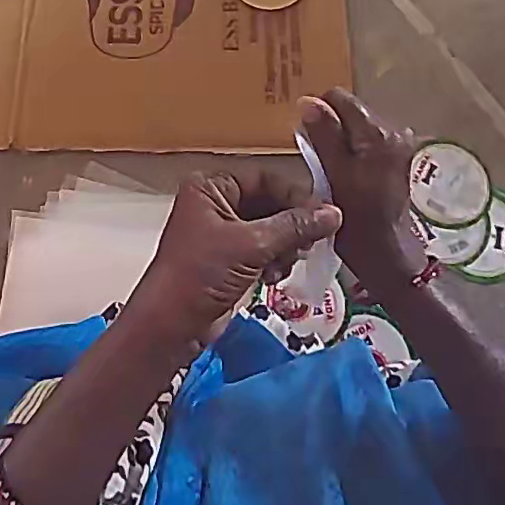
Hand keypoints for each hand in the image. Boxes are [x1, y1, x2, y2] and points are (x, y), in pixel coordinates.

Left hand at [122, 170, 341, 350]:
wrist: (170, 326)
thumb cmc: (202, 273)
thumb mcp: (251, 245)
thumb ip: (294, 227)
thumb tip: (334, 213)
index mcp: (211, 187)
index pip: (264, 179)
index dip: (295, 196)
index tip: (324, 214)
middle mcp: (216, 203)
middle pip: (269, 205)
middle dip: (290, 227)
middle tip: (310, 244)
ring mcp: (222, 232)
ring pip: (270, 229)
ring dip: (284, 247)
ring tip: (285, 264)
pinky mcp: (228, 259)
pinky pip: (263, 250)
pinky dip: (274, 261)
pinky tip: (274, 276)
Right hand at [299, 89, 427, 298]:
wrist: (388, 253)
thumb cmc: (356, 217)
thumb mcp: (334, 174)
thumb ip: (323, 134)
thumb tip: (308, 101)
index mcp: (376, 132)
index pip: (340, 98)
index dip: (319, 112)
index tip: (309, 140)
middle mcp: (393, 131)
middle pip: (352, 112)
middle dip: (332, 128)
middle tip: (320, 161)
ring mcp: (400, 146)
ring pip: (360, 129)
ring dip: (343, 142)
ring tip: (334, 171)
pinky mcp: (400, 161)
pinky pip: (370, 145)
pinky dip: (356, 153)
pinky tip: (349, 176)